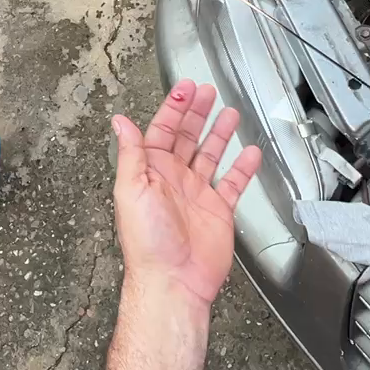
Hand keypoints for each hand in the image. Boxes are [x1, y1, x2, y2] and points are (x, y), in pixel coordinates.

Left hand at [111, 80, 262, 311]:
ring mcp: (196, 193)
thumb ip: (130, 153)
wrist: (173, 280)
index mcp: (150, 171)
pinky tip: (250, 152)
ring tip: (229, 111)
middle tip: (207, 91)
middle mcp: (173, 179)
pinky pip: (232, 183)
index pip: (162, 129)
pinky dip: (243, 167)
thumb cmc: (147, 241)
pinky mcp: (218, 211)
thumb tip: (119, 122)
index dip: (174, 107)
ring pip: (210, 154)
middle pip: (186, 136)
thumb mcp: (131, 189)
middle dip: (196, 112)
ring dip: (219, 133)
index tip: (185, 89)